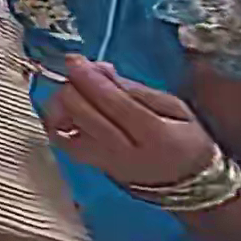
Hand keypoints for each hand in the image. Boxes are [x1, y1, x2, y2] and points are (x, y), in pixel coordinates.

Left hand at [44, 56, 216, 186]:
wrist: (185, 180)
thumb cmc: (184, 140)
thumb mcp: (175, 109)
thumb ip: (135, 89)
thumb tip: (97, 69)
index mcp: (157, 135)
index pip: (113, 102)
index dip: (88, 78)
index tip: (74, 60)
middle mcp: (125, 150)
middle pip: (83, 111)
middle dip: (74, 86)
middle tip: (80, 75)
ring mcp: (102, 159)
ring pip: (64, 124)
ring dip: (62, 101)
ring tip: (77, 93)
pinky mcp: (86, 163)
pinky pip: (58, 137)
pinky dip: (55, 120)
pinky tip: (67, 111)